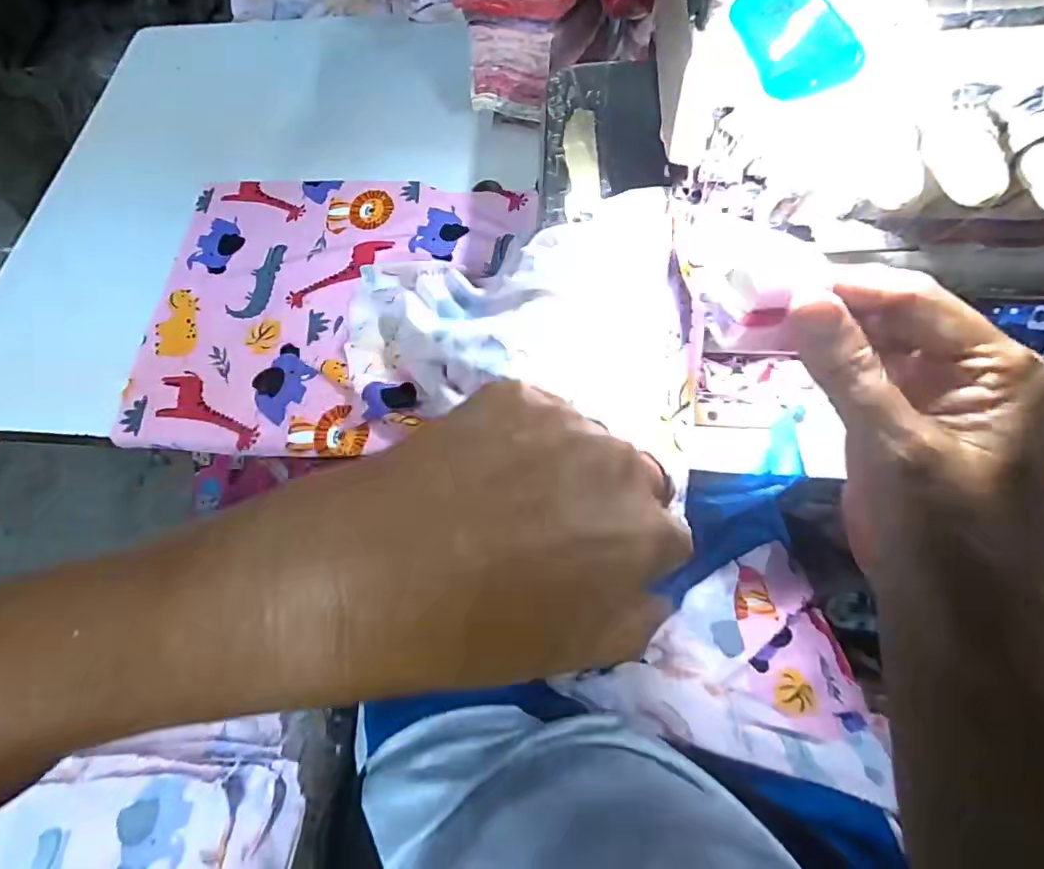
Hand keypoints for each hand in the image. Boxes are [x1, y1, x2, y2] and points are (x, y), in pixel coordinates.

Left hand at [257, 381, 688, 694]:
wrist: (373, 566)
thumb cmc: (473, 627)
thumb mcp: (576, 651)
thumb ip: (636, 614)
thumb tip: (648, 584)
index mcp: (647, 532)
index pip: (670, 535)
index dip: (631, 552)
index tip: (595, 561)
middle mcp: (620, 462)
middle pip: (636, 475)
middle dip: (609, 499)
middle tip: (553, 522)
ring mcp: (563, 417)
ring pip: (588, 439)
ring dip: (568, 460)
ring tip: (510, 488)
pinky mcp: (512, 391)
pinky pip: (539, 413)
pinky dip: (523, 433)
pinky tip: (482, 460)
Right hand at [786, 265, 1043, 604]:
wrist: (950, 616)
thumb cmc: (941, 534)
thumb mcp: (895, 446)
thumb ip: (849, 369)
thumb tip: (803, 297)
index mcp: (999, 369)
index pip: (916, 303)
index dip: (848, 288)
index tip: (779, 280)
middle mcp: (971, 372)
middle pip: (894, 317)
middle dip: (829, 306)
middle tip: (759, 296)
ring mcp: (934, 396)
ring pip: (871, 343)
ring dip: (820, 331)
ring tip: (759, 316)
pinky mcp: (899, 419)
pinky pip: (859, 374)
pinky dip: (821, 360)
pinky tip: (781, 348)